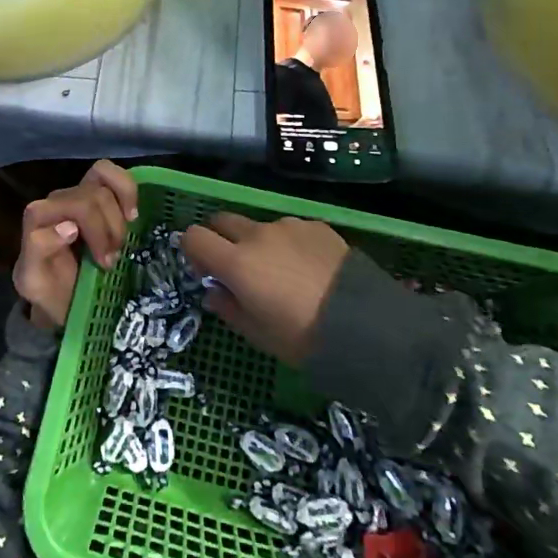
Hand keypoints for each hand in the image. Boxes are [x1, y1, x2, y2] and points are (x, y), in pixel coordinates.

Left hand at [13, 160, 139, 328]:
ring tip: (118, 245)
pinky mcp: (99, 193)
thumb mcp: (33, 282)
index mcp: (38, 217)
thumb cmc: (49, 290)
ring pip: (105, 185)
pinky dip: (128, 191)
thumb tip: (68, 227)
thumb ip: (38, 252)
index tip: (103, 263)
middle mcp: (58, 200)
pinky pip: (114, 175)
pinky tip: (132, 215)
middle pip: (91, 197)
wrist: (62, 297)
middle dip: (107, 230)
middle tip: (111, 261)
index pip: (70, 205)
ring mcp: (79, 193)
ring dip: (118, 219)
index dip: (95, 230)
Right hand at [181, 214, 350, 364]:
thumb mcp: (257, 333)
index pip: (194, 236)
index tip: (204, 269)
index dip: (193, 250)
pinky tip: (308, 269)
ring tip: (281, 272)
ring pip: (259, 226)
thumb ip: (228, 307)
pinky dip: (288, 243)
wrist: (364, 322)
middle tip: (236, 267)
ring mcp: (289, 226)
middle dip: (221, 238)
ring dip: (258, 242)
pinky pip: (290, 229)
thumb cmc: (301, 337)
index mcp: (237, 262)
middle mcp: (258, 235)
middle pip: (223, 221)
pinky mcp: (317, 225)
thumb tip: (214, 291)